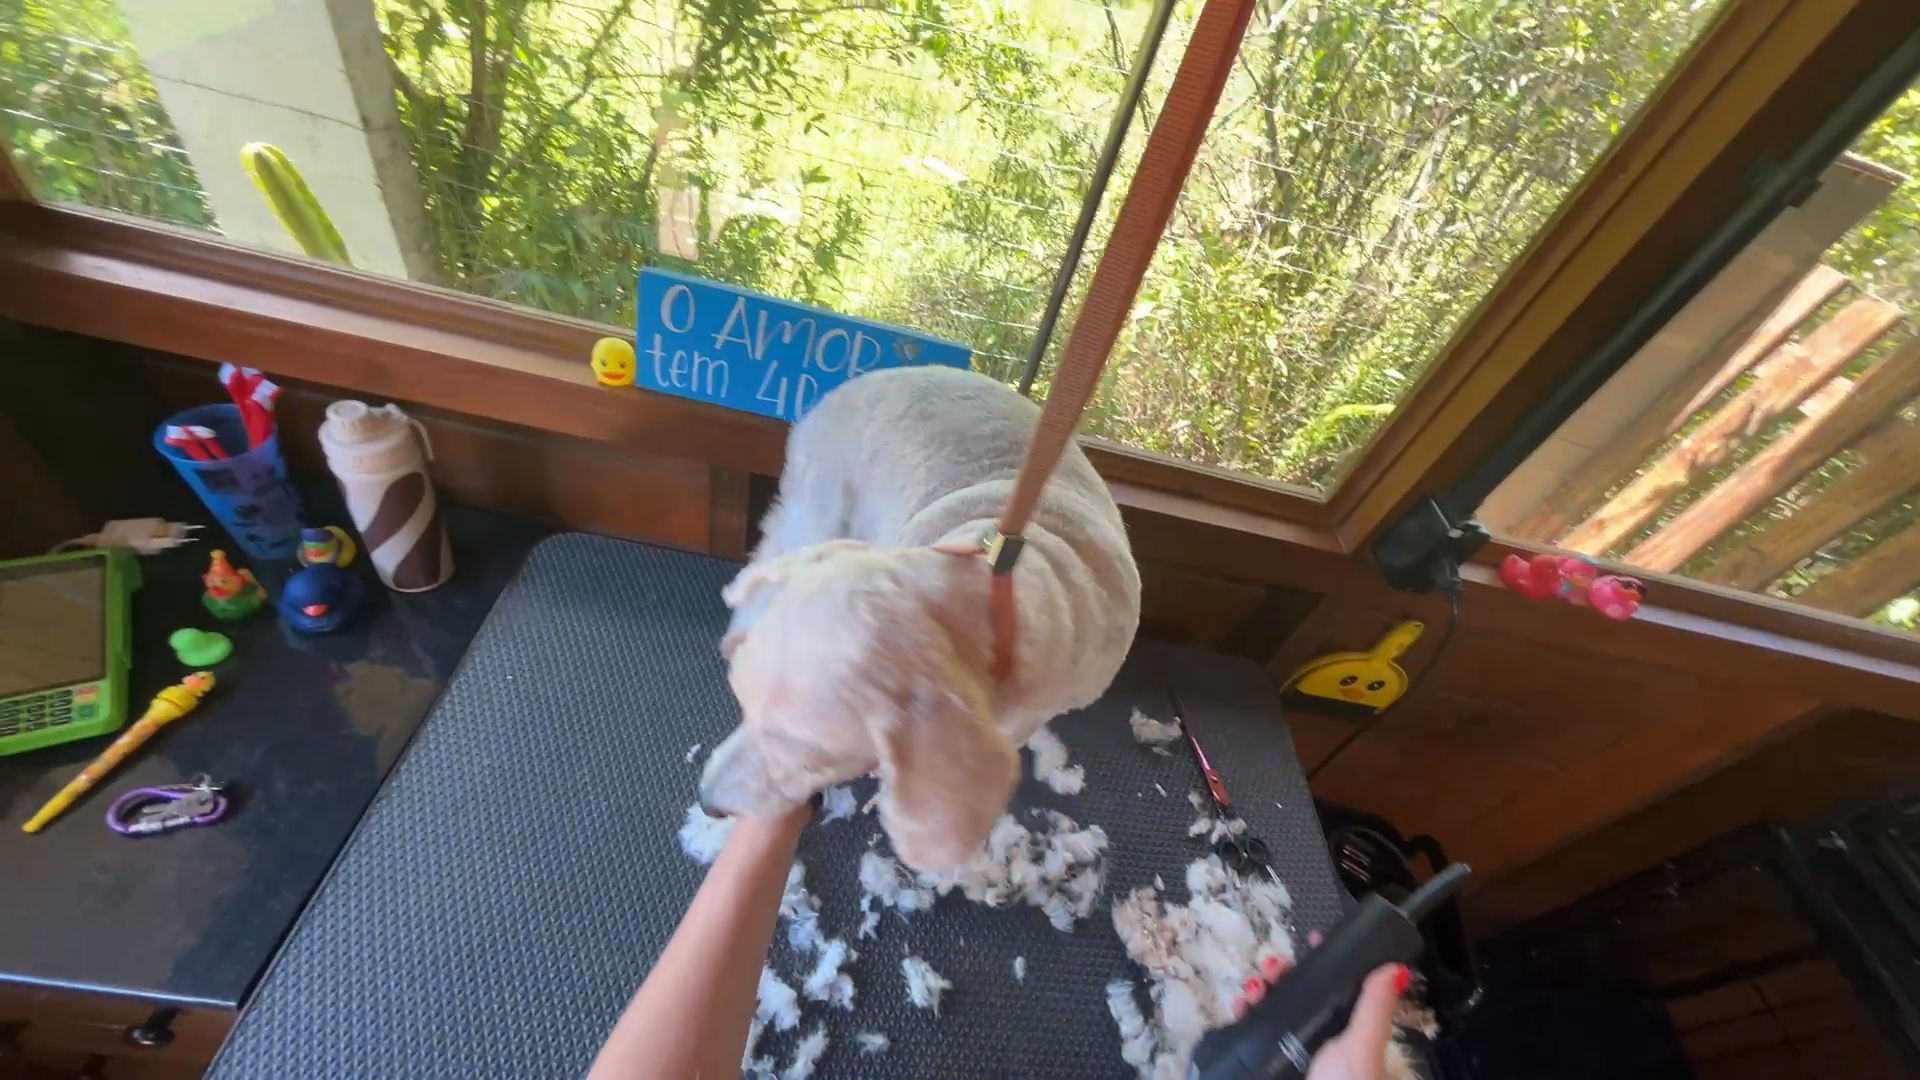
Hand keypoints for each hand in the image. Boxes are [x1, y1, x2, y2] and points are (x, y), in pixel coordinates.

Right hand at [1233, 936, 1407, 1079]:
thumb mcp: (1361, 1050)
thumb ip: (1372, 1008)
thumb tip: (1397, 966)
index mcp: (1347, 1032)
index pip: (1335, 986)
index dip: (1322, 959)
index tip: (1311, 936)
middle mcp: (1319, 1038)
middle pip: (1297, 990)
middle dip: (1281, 971)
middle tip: (1271, 965)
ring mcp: (1291, 1050)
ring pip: (1271, 1005)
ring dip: (1258, 987)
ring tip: (1252, 989)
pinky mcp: (1266, 1062)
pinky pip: (1251, 1027)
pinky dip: (1243, 1010)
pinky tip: (1239, 1005)